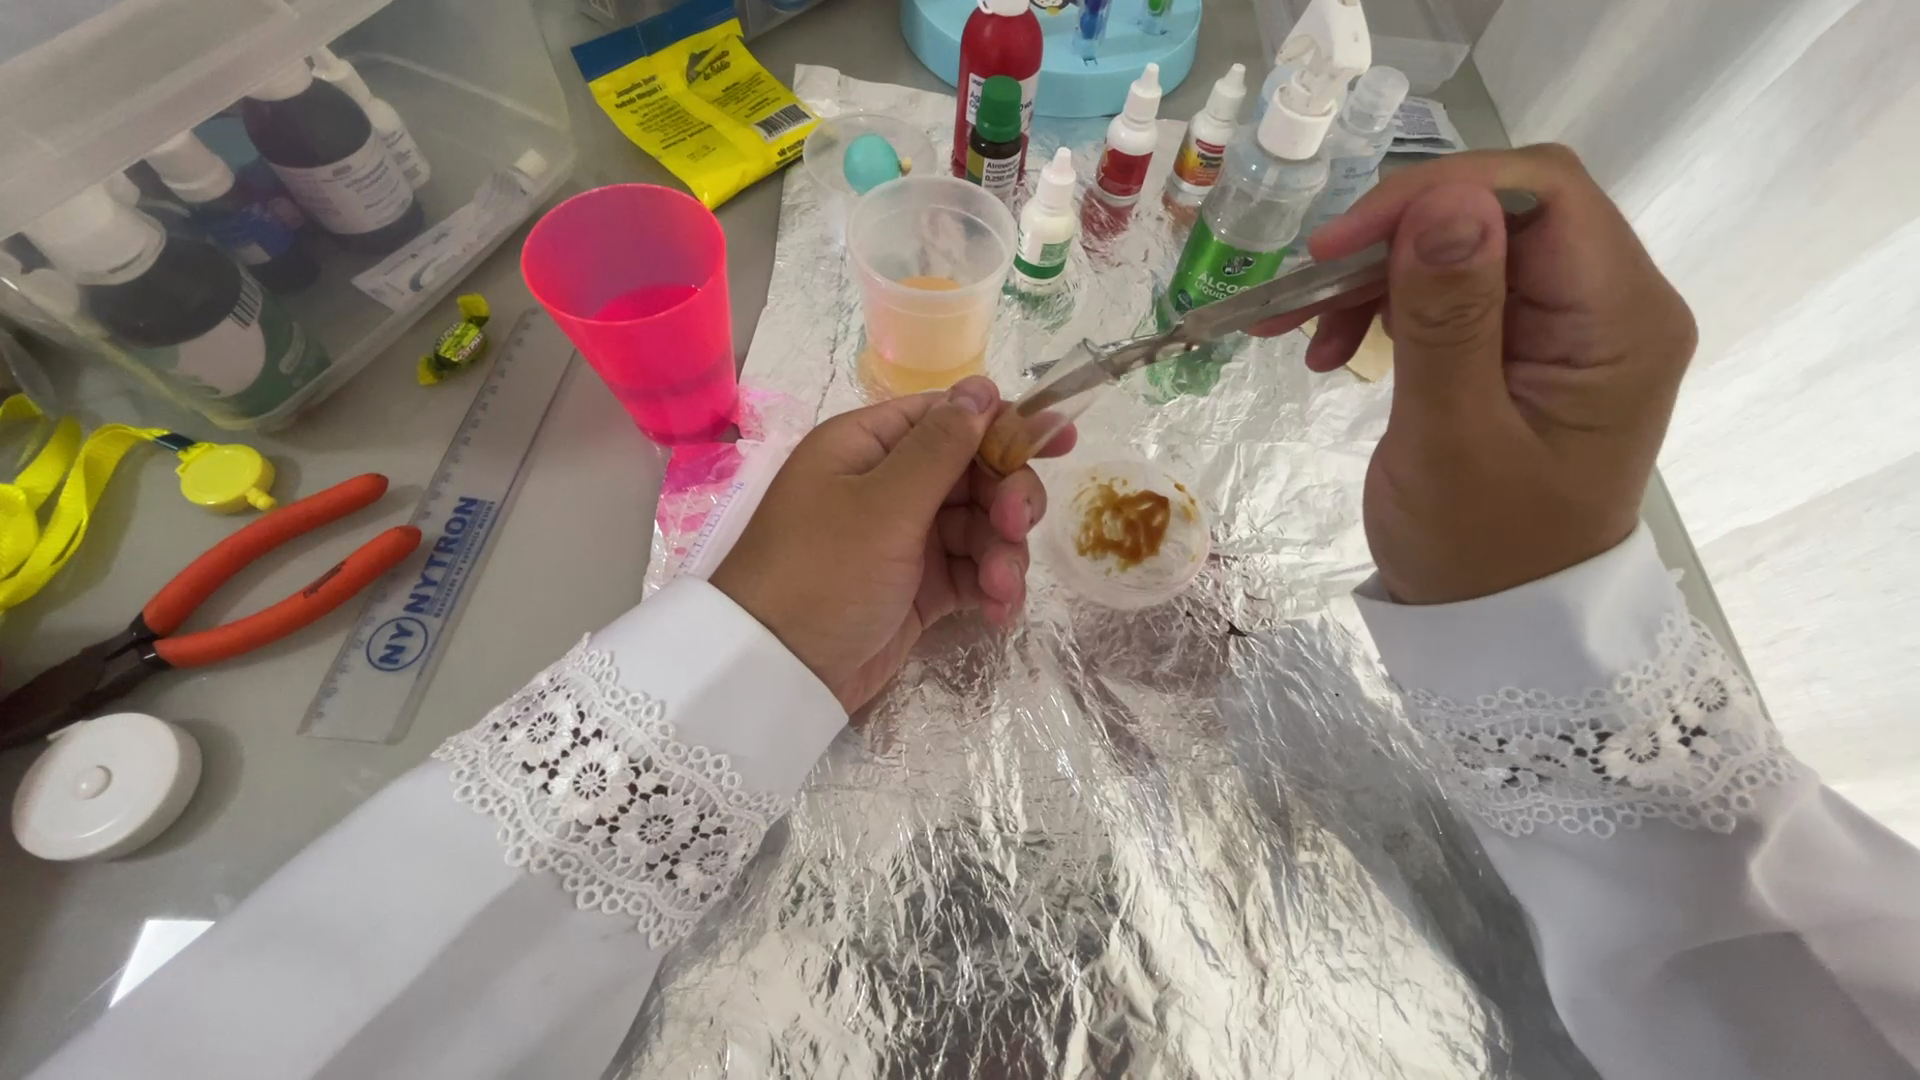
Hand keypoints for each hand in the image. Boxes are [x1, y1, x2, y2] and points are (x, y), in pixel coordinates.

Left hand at [709, 377, 1073, 710]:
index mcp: (871, 446)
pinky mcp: (921, 586)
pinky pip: (972, 572)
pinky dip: (991, 587)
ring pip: (982, 526)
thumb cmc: (823, 572)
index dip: (1006, 426)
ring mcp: (908, 537)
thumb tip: (982, 386)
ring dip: (1003, 554)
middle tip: (1017, 527)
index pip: (951, 418)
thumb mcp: (882, 505)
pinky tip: (998, 612)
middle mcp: (891, 484)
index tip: (1061, 441)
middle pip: (976, 472)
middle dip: (1006, 500)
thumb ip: (940, 447)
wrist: (779, 672)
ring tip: (1001, 590)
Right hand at [1261, 145, 1696, 603]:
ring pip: (1456, 253)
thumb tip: (1444, 201)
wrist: (1491, 618)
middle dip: (1385, 242)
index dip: (1430, 197)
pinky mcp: (1513, 351)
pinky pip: (1443, 298)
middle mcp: (1602, 305)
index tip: (1329, 248)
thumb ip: (1448, 319)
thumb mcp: (1450, 438)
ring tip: (1300, 334)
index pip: (1540, 196)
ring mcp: (1556, 328)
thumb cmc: (1476, 548)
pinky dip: (1377, 311)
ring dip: (1368, 279)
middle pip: (1494, 217)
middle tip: (1297, 295)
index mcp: (1618, 320)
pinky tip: (1332, 351)